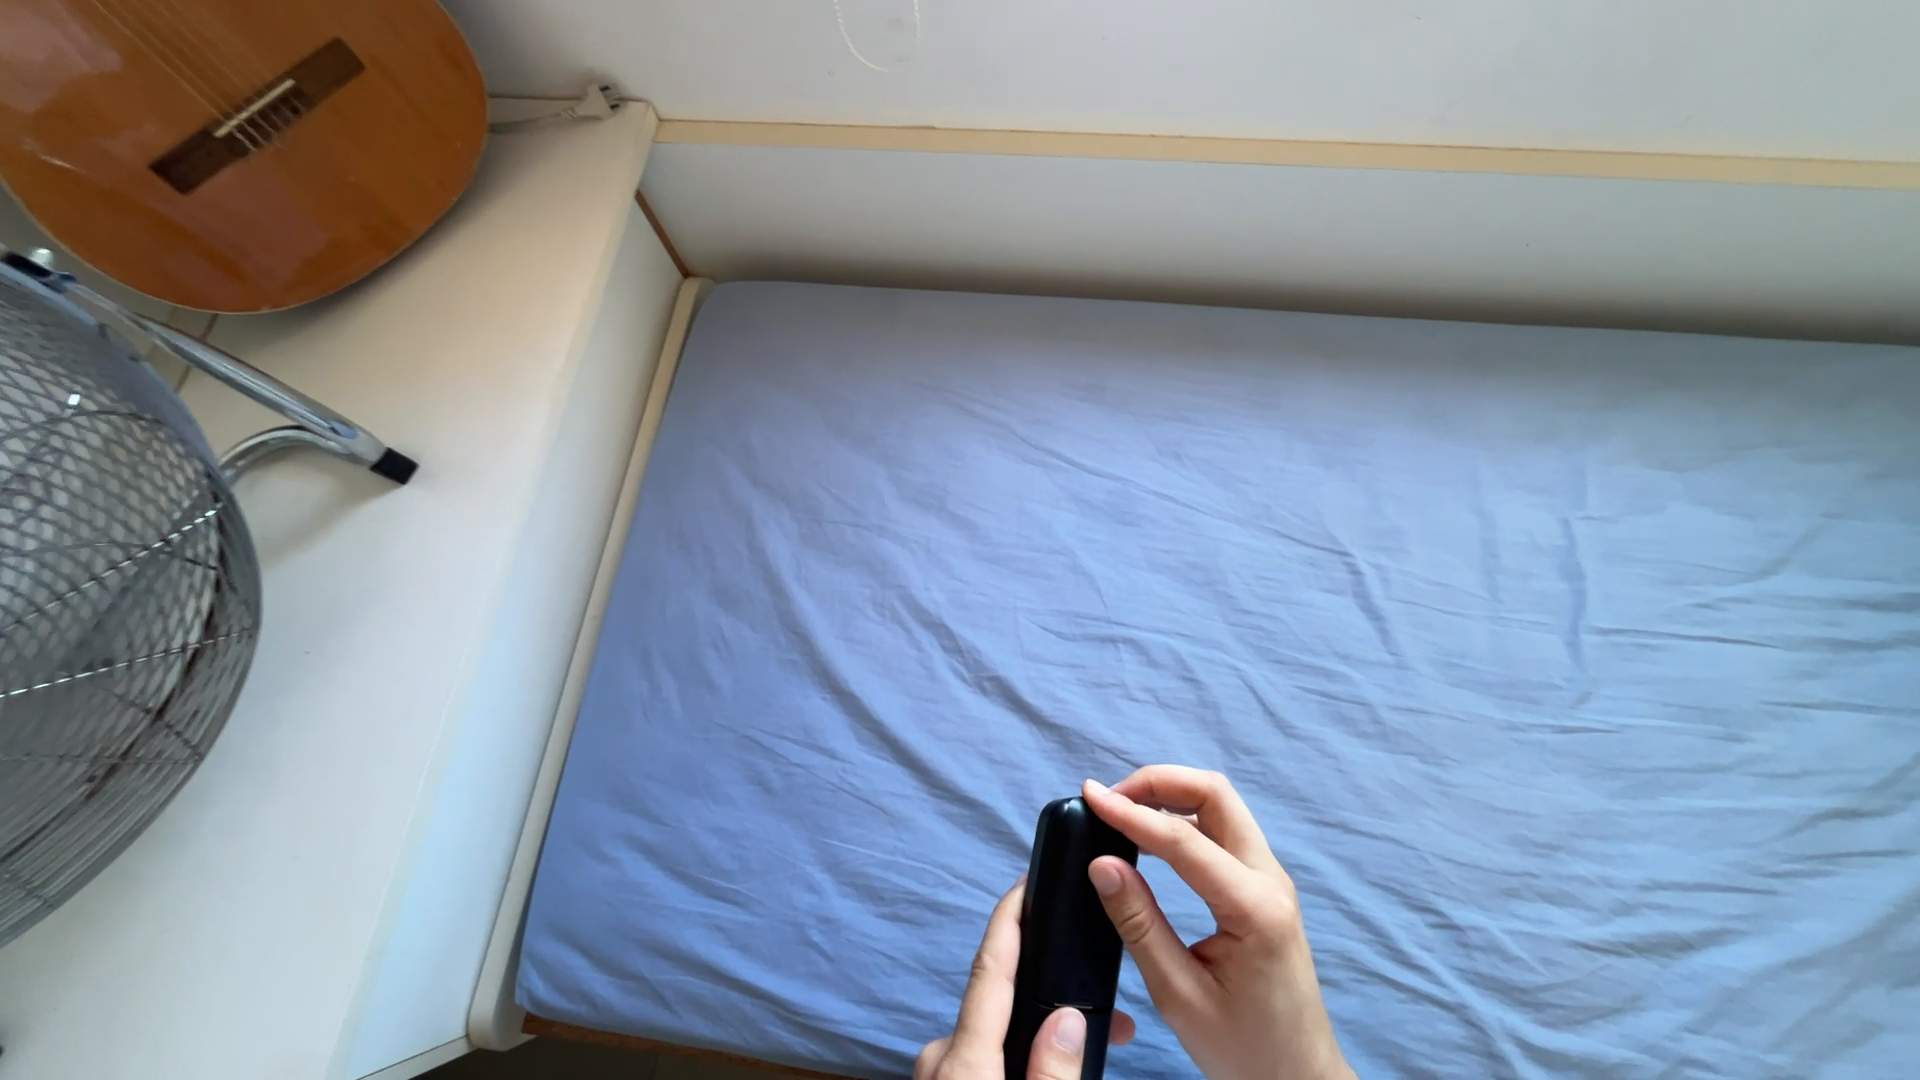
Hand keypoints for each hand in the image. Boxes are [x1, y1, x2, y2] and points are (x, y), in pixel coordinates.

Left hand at [917, 880, 1137, 1079]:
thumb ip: (1052, 1075)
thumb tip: (1068, 1019)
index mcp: (962, 1060)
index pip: (989, 970)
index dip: (1008, 918)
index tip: (1026, 879)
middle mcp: (942, 1059)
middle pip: (997, 1001)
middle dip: (1047, 987)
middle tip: (1102, 989)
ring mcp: (940, 1076)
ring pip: (995, 1032)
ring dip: (1040, 1028)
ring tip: (1101, 1035)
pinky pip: (986, 1055)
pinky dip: (1020, 1051)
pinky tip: (1052, 1063)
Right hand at [1083, 768, 1355, 1079]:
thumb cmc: (1243, 1049)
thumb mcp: (1178, 994)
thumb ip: (1138, 924)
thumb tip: (1101, 863)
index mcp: (1254, 909)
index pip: (1184, 840)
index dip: (1131, 813)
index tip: (1090, 796)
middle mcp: (1270, 879)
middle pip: (1215, 794)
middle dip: (1158, 782)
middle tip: (1110, 797)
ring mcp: (1269, 878)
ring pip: (1220, 804)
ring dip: (1170, 793)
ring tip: (1122, 808)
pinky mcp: (1261, 884)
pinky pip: (1221, 828)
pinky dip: (1181, 814)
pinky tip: (1150, 830)